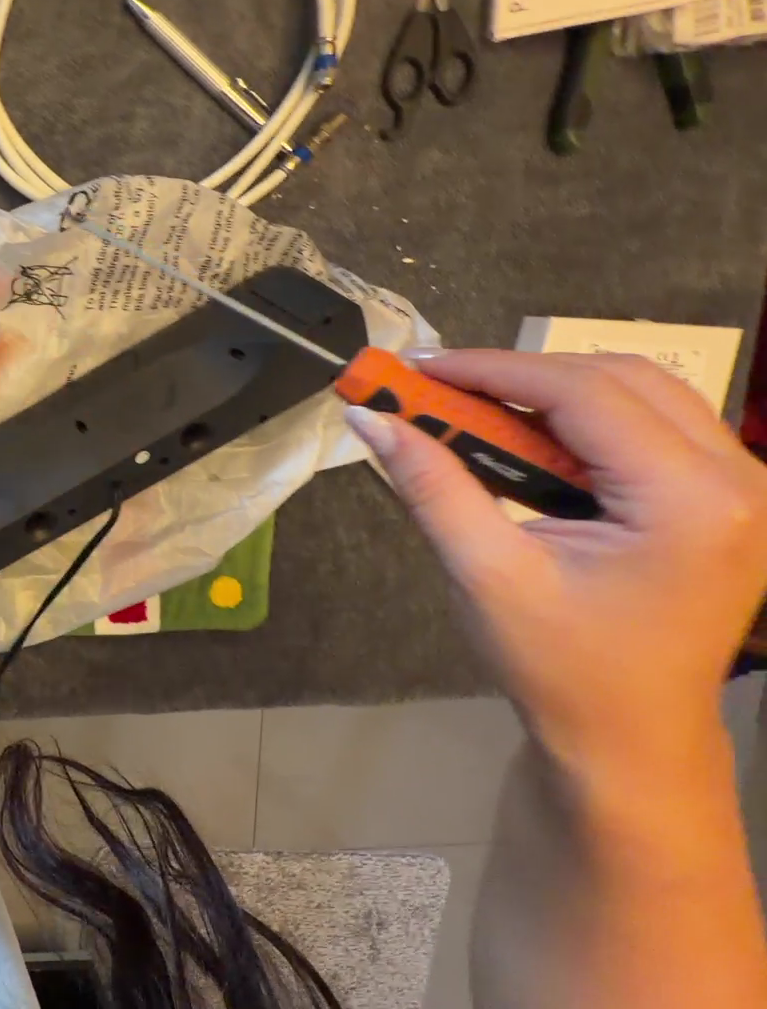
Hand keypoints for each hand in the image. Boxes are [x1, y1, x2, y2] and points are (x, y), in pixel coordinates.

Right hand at [346, 350, 766, 776]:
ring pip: (642, 392)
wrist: (627, 730)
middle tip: (434, 385)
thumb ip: (430, 486)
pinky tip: (523, 438)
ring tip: (468, 407)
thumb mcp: (483, 572)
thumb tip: (370, 421)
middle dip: (518, 372)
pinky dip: (576, 417)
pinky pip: (648, 425)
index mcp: (690, 501)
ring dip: (548, 390)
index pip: (585, 394)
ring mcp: (740, 488)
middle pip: (622, 378)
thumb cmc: (556, 661)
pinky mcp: (720, 499)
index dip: (493, 369)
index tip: (414, 367)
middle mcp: (737, 480)